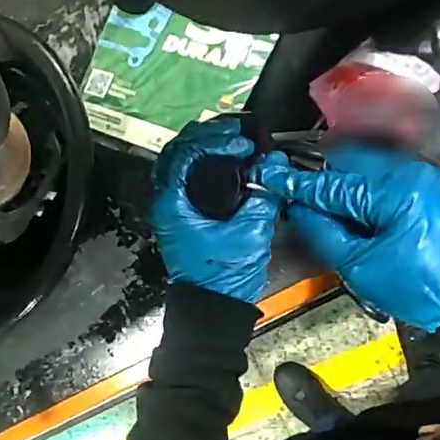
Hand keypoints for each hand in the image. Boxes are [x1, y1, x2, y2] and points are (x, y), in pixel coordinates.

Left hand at [150, 119, 286, 303]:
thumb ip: (264, 195)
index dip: (215, 139)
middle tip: (239, 133)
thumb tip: (274, 161)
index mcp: (173, 203)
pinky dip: (205, 162)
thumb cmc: (226, 274)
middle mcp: (165, 200)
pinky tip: (228, 160)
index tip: (243, 144)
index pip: (185, 152)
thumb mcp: (250, 233)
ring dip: (206, 145)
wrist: (213, 306)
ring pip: (181, 160)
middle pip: (179, 149)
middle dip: (210, 135)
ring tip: (235, 141)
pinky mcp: (181, 212)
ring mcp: (171, 205)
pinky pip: (187, 175)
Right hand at [255, 144, 439, 330]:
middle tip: (300, 194)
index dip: (298, 183)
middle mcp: (410, 172)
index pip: (332, 182)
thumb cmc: (421, 288)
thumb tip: (301, 209)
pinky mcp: (430, 186)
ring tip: (327, 207)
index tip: (273, 176)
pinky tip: (356, 209)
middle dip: (321, 176)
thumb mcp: (360, 266)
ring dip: (343, 181)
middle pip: (349, 161)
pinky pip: (387, 175)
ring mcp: (424, 176)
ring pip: (368, 166)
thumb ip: (325, 232)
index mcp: (393, 190)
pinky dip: (365, 186)